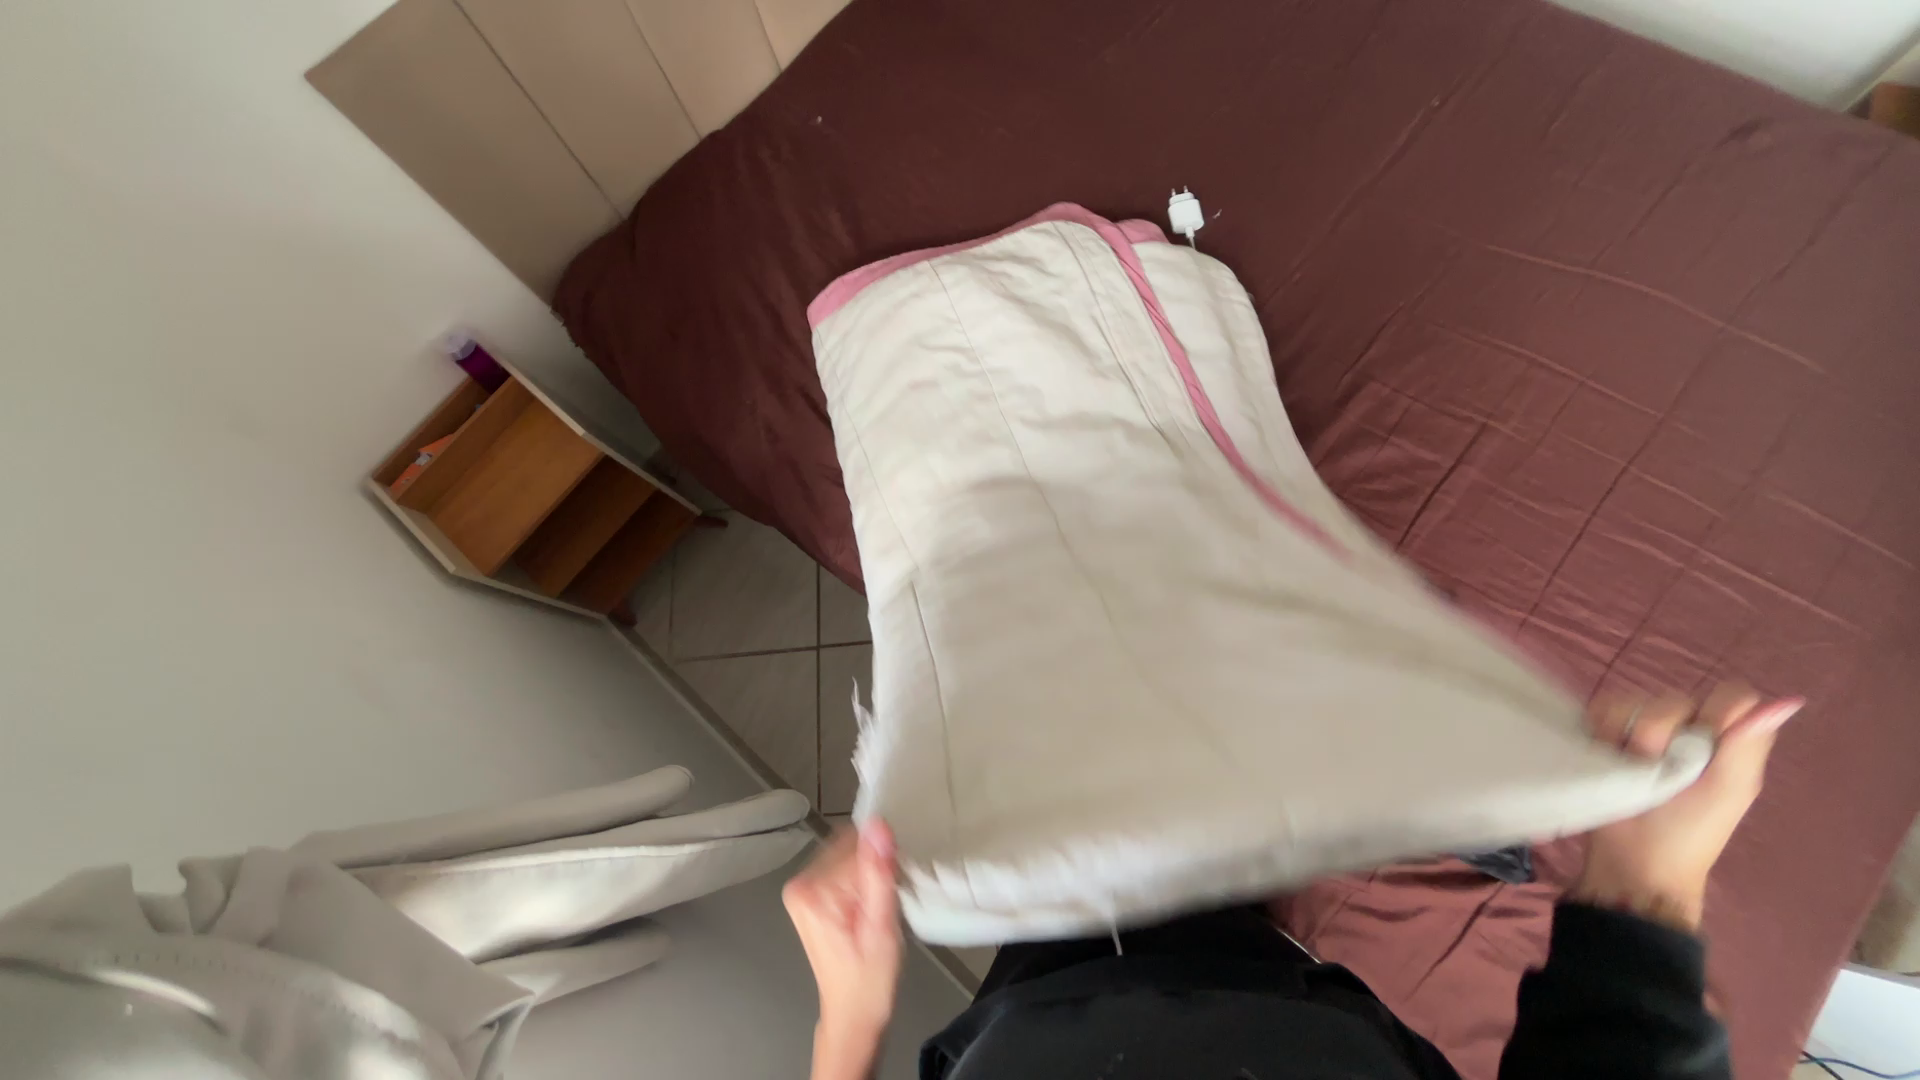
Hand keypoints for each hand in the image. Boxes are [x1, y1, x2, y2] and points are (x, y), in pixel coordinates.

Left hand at [783, 821, 902, 1079]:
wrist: (853, 1016)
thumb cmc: (869, 981)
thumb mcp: (881, 926)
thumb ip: (878, 873)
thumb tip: (878, 825)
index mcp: (812, 890)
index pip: (857, 844)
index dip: (882, 863)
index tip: (891, 889)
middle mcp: (800, 884)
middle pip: (850, 847)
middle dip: (874, 868)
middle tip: (884, 903)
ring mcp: (804, 890)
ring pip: (850, 855)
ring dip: (870, 874)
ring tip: (876, 909)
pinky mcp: (812, 895)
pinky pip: (845, 868)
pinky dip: (863, 881)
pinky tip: (869, 907)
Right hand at [1573, 683, 1801, 930]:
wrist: (1633, 858)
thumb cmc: (1689, 830)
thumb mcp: (1728, 790)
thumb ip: (1747, 745)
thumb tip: (1785, 702)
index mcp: (1724, 742)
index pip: (1727, 696)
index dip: (1714, 709)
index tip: (1703, 735)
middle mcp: (1683, 732)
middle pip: (1670, 697)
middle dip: (1658, 729)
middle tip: (1657, 765)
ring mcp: (1639, 733)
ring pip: (1627, 701)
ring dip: (1623, 732)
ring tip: (1626, 765)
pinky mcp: (1601, 736)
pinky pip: (1597, 711)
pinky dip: (1598, 729)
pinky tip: (1604, 753)